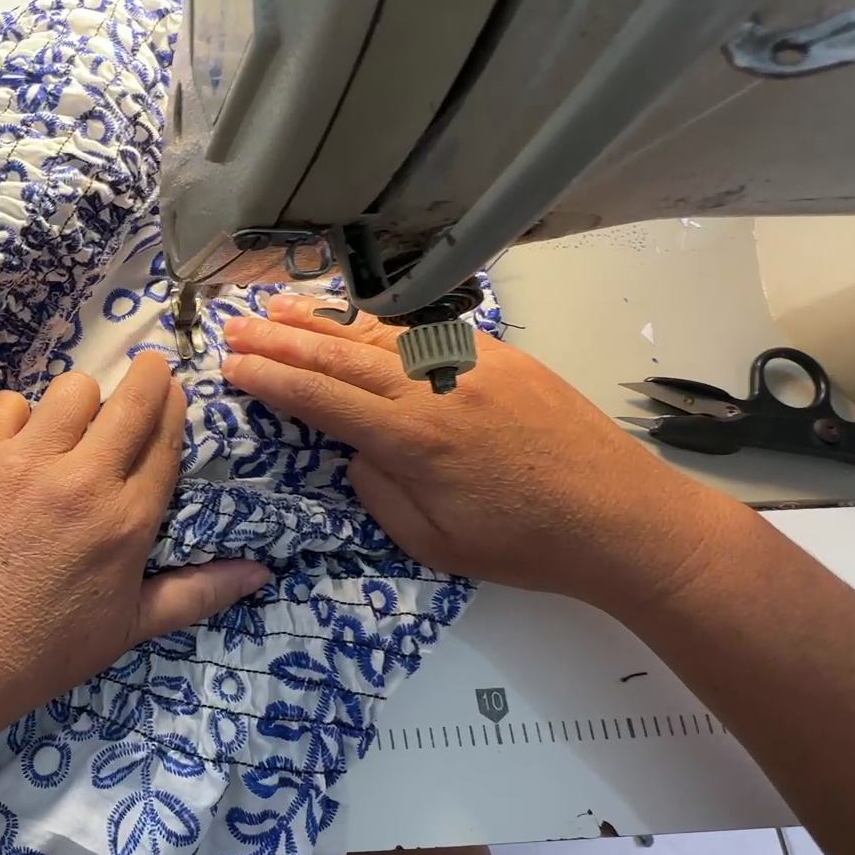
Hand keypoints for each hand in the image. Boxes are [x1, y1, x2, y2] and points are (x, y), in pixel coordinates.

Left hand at [0, 351, 268, 731]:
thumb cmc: (46, 649)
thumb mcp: (130, 628)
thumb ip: (198, 593)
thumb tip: (261, 571)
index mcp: (128, 522)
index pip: (166, 437)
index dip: (174, 404)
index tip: (172, 392)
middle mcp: (82, 482)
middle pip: (132, 396)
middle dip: (147, 374)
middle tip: (143, 372)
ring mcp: (23, 466)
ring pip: (72, 388)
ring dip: (79, 401)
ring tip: (67, 429)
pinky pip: (7, 404)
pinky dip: (15, 420)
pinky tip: (12, 451)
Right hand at [220, 294, 745, 614]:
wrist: (624, 520)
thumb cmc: (522, 544)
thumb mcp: (430, 540)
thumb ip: (377, 487)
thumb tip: (354, 444)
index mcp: (412, 438)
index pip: (320, 398)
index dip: (269, 381)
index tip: (230, 367)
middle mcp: (432, 387)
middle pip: (336, 356)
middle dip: (277, 341)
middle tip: (233, 328)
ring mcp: (465, 362)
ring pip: (373, 334)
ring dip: (316, 321)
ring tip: (273, 310)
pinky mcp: (495, 353)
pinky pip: (418, 331)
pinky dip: (371, 322)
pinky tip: (345, 317)